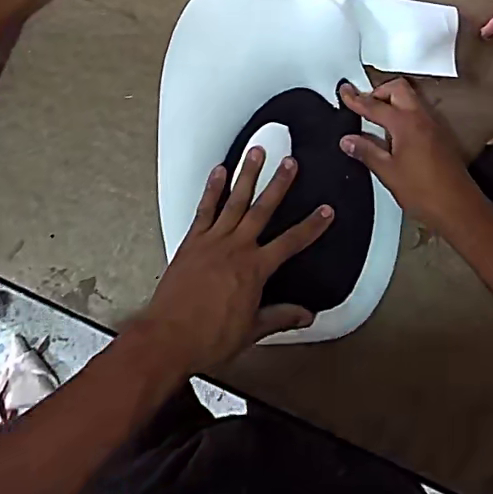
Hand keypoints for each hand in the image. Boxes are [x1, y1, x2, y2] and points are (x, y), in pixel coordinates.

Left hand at [133, 148, 334, 373]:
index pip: (292, 242)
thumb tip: (304, 315)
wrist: (167, 340)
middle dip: (280, 183)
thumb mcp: (251, 331)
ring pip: (235, 201)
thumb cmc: (207, 338)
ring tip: (256, 153)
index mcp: (255, 269)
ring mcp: (212, 241)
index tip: (325, 211)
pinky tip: (218, 172)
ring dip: (248, 175)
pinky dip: (212, 189)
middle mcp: (236, 248)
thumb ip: (280, 317)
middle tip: (290, 162)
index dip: (312, 226)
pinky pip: (204, 209)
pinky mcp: (192, 242)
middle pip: (263, 208)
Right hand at [338, 79, 492, 235]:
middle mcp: (421, 118)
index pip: (374, 104)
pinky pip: (419, 113)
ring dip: (392, 101)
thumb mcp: (387, 172)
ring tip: (376, 118)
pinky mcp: (440, 135)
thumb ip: (366, 151)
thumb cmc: (426, 192)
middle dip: (377, 92)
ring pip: (410, 98)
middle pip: (397, 88)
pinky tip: (394, 134)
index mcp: (405, 123)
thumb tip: (349, 141)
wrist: (458, 206)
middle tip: (362, 105)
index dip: (356, 99)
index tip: (345, 92)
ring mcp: (433, 125)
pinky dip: (404, 114)